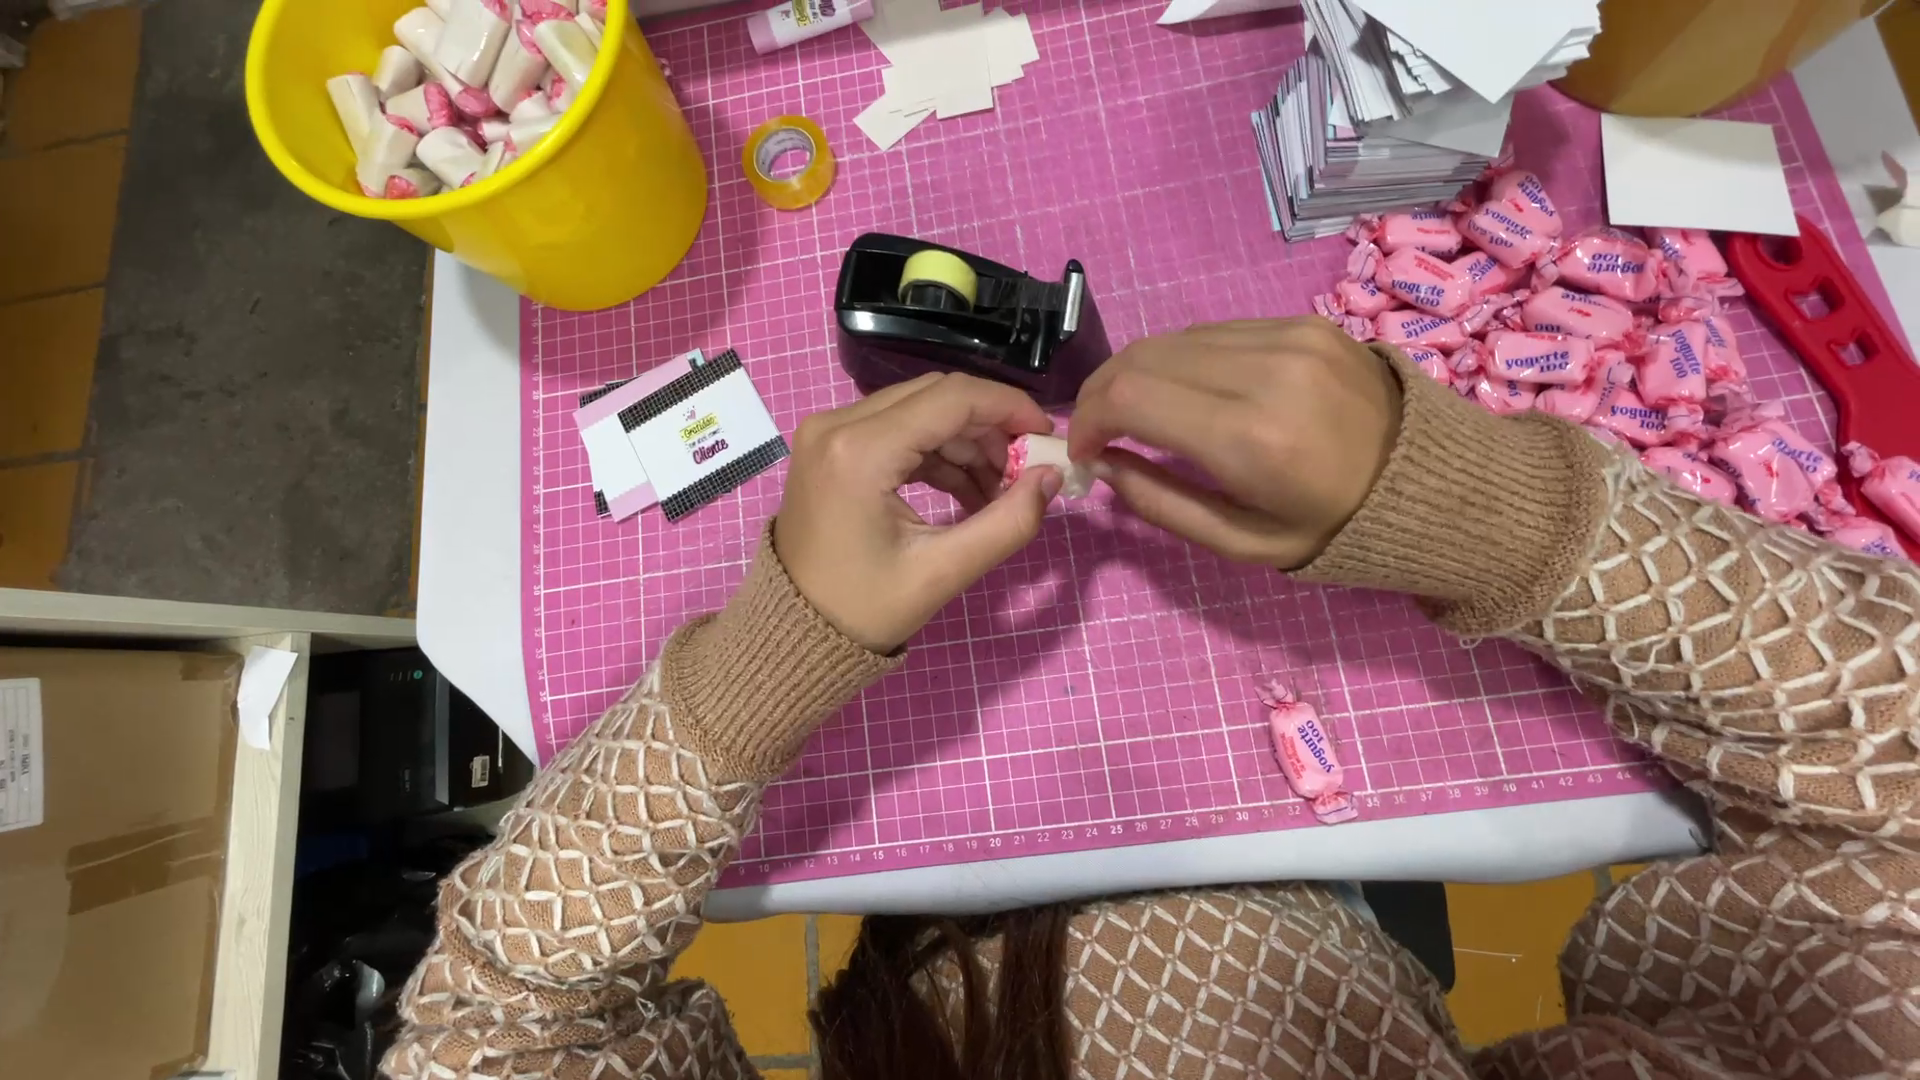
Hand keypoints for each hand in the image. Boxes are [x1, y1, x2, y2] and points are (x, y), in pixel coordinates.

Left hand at [775, 373, 1061, 652]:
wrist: (792, 632)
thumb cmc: (862, 609)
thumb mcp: (942, 572)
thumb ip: (1007, 523)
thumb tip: (1050, 479)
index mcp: (860, 450)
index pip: (952, 398)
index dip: (1010, 409)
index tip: (1047, 439)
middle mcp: (838, 424)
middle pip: (937, 398)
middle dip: (991, 430)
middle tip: (1026, 473)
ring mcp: (830, 432)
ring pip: (921, 412)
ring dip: (967, 445)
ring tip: (1000, 494)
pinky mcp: (832, 446)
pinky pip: (899, 432)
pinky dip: (938, 456)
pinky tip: (968, 494)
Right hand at [1068, 318, 1401, 568]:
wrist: (1433, 482)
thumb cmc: (1331, 528)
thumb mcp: (1240, 542)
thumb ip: (1160, 502)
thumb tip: (1105, 463)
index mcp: (1248, 437)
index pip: (1129, 396)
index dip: (1088, 420)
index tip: (1084, 451)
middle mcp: (1263, 370)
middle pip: (1140, 357)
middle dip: (1101, 394)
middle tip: (1099, 433)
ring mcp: (1286, 336)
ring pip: (1170, 339)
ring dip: (1136, 375)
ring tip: (1138, 415)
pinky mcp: (1301, 322)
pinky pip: (1211, 332)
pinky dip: (1179, 361)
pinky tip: (1187, 394)